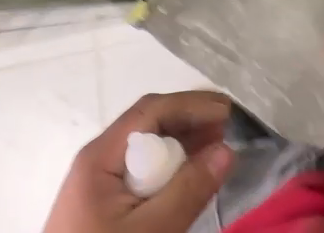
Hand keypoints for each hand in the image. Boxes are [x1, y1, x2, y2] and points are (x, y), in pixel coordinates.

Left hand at [43, 91, 234, 232]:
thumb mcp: (151, 231)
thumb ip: (188, 190)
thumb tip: (226, 149)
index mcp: (100, 155)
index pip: (150, 110)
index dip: (190, 104)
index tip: (227, 110)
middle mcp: (96, 158)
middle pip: (147, 124)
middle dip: (188, 120)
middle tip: (227, 128)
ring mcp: (96, 181)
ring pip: (144, 147)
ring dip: (180, 143)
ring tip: (215, 147)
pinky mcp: (100, 203)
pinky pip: (138, 171)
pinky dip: (167, 167)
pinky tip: (187, 176)